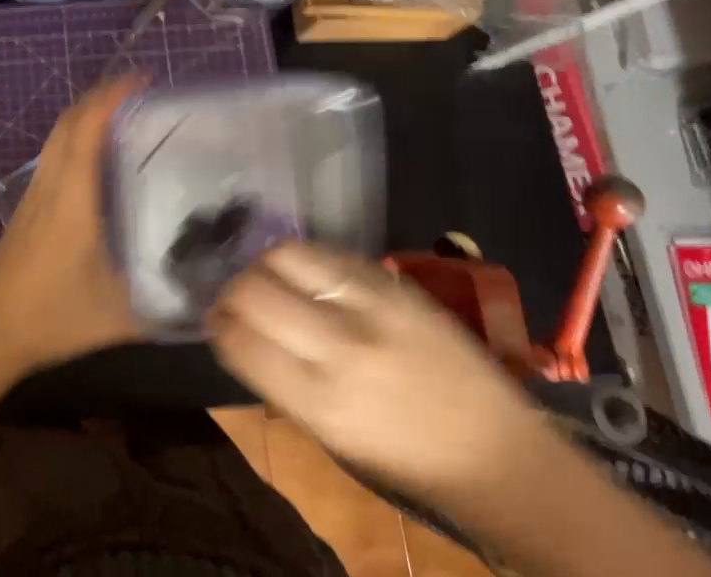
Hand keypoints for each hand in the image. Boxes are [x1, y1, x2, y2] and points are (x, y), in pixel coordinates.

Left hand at [0, 77, 144, 374]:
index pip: (87, 129)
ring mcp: (33, 196)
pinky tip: (98, 162)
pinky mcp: (26, 209)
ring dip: (86, 117)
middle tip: (143, 94)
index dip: (112, 97)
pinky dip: (75, 139)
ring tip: (126, 118)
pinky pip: (52, 156)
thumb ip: (169, 303)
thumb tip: (216, 292)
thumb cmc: (51, 318)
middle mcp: (50, 186)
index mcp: (72, 199)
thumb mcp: (121, 316)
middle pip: (68, 122)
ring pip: (57, 138)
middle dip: (102, 97)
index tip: (144, 81)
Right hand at [209, 243, 555, 508]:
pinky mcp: (397, 286)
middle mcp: (341, 347)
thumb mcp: (329, 436)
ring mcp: (372, 309)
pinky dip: (308, 259)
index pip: (240, 340)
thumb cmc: (403, 459)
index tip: (216, 322)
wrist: (493, 451)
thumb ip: (281, 381)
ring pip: (288, 255)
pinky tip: (308, 274)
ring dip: (264, 264)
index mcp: (318, 400)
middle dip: (232, 291)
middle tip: (235, 298)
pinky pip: (332, 253)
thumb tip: (240, 334)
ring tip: (268, 277)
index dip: (218, 325)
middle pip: (255, 290)